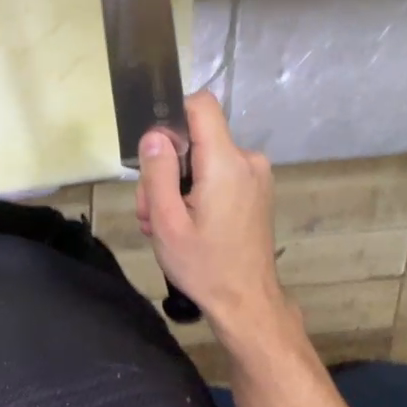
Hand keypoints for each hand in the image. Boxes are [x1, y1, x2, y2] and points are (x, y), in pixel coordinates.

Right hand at [136, 92, 291, 332]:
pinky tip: (185, 225)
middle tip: (151, 212)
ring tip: (165, 225)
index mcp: (225, 163)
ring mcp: (255, 175)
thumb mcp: (167, 221)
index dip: (171, 118)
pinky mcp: (255, 190)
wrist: (245, 299)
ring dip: (176, 188)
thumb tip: (153, 135)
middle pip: (195, 141)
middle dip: (165, 170)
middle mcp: (247, 160)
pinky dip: (195, 194)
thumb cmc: (203, 264)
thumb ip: (158, 173)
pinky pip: (217, 176)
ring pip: (202, 162)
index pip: (201, 106)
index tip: (153, 152)